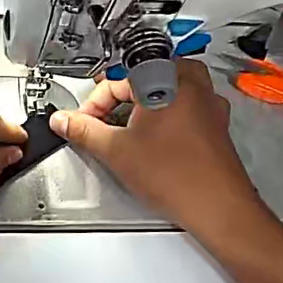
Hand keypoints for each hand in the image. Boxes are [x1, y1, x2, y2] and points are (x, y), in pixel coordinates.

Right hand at [49, 59, 264, 235]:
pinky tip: (154, 142)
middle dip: (121, 98)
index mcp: (166, 80)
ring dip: (144, 105)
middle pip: (146, 77)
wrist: (216, 206)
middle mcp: (192, 85)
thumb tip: (65, 120)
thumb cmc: (178, 177)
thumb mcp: (116, 151)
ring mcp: (208, 104)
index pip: (119, 79)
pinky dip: (166, 117)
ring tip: (128, 130)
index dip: (96, 101)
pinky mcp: (216, 124)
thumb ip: (84, 131)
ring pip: (168, 90)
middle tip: (106, 118)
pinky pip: (185, 107)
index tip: (86, 120)